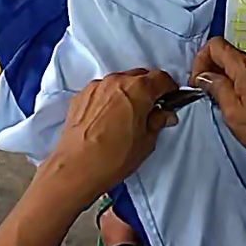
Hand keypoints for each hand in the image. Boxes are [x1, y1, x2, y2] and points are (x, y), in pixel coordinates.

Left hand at [36, 68, 179, 213]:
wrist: (75, 169)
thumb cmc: (112, 158)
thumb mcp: (146, 142)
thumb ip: (158, 122)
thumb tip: (164, 115)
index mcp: (138, 89)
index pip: (162, 78)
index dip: (170, 89)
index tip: (170, 99)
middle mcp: (117, 81)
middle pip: (141, 76)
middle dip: (149, 89)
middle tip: (151, 108)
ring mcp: (97, 87)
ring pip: (120, 81)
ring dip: (128, 92)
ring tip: (128, 114)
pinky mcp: (81, 96)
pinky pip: (102, 90)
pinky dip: (110, 98)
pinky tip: (109, 117)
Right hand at [190, 37, 245, 179]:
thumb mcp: (233, 113)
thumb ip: (217, 88)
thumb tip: (205, 76)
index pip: (216, 45)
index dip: (201, 61)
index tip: (198, 82)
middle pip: (228, 55)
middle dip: (213, 72)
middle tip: (208, 96)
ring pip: (241, 66)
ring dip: (228, 80)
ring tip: (226, 105)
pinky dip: (243, 85)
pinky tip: (244, 106)